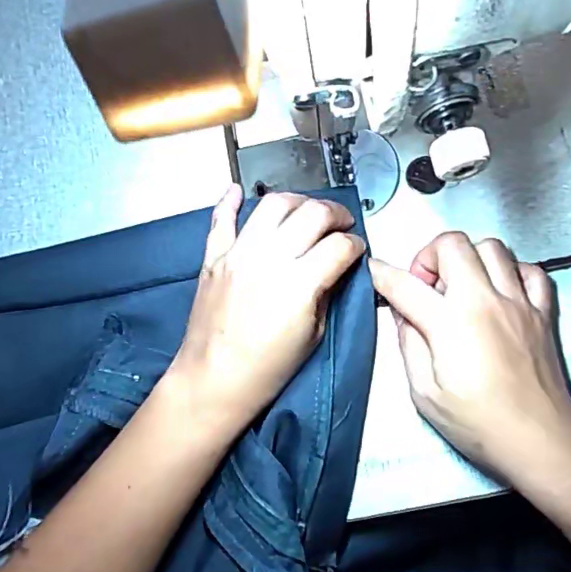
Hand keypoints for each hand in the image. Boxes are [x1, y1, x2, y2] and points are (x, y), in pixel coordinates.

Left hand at [165, 186, 365, 434]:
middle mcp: (270, 259)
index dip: (355, 244)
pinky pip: (222, 219)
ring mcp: (239, 254)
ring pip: (273, 205)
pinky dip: (231, 202)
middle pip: (312, 214)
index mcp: (299, 284)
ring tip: (306, 211)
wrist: (214, 380)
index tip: (357, 249)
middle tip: (341, 224)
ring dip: (297, 201)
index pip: (339, 245)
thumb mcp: (312, 336)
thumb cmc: (266, 369)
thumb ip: (326, 294)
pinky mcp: (215, 257)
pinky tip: (239, 191)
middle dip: (335, 214)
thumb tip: (335, 268)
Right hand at [369, 232, 570, 491]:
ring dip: (470, 259)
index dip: (380, 274)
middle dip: (429, 256)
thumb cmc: (478, 424)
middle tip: (426, 287)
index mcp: (450, 322)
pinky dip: (511, 272)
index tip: (373, 271)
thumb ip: (410, 347)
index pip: (405, 285)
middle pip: (453, 244)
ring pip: (492, 247)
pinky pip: (530, 270)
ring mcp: (519, 302)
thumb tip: (405, 316)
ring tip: (462, 287)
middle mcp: (485, 300)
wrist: (540, 441)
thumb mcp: (425, 394)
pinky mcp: (543, 312)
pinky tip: (500, 292)